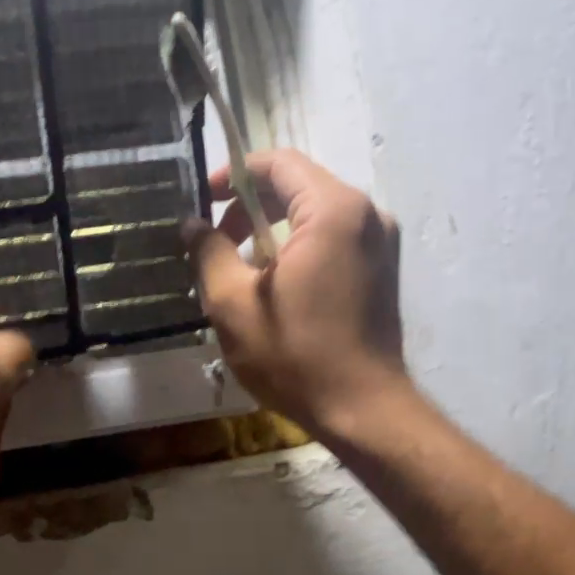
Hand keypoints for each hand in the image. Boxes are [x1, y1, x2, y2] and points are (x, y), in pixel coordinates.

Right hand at [187, 149, 404, 433]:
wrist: (364, 410)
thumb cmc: (295, 355)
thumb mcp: (232, 302)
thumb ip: (208, 252)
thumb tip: (192, 224)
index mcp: (334, 211)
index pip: (279, 163)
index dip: (234, 174)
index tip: (203, 202)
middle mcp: (366, 214)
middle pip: (298, 186)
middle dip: (249, 207)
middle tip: (214, 242)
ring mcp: (380, 243)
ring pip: (314, 214)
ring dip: (271, 230)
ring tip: (238, 269)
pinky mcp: (382, 270)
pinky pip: (332, 238)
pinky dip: (297, 248)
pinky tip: (272, 285)